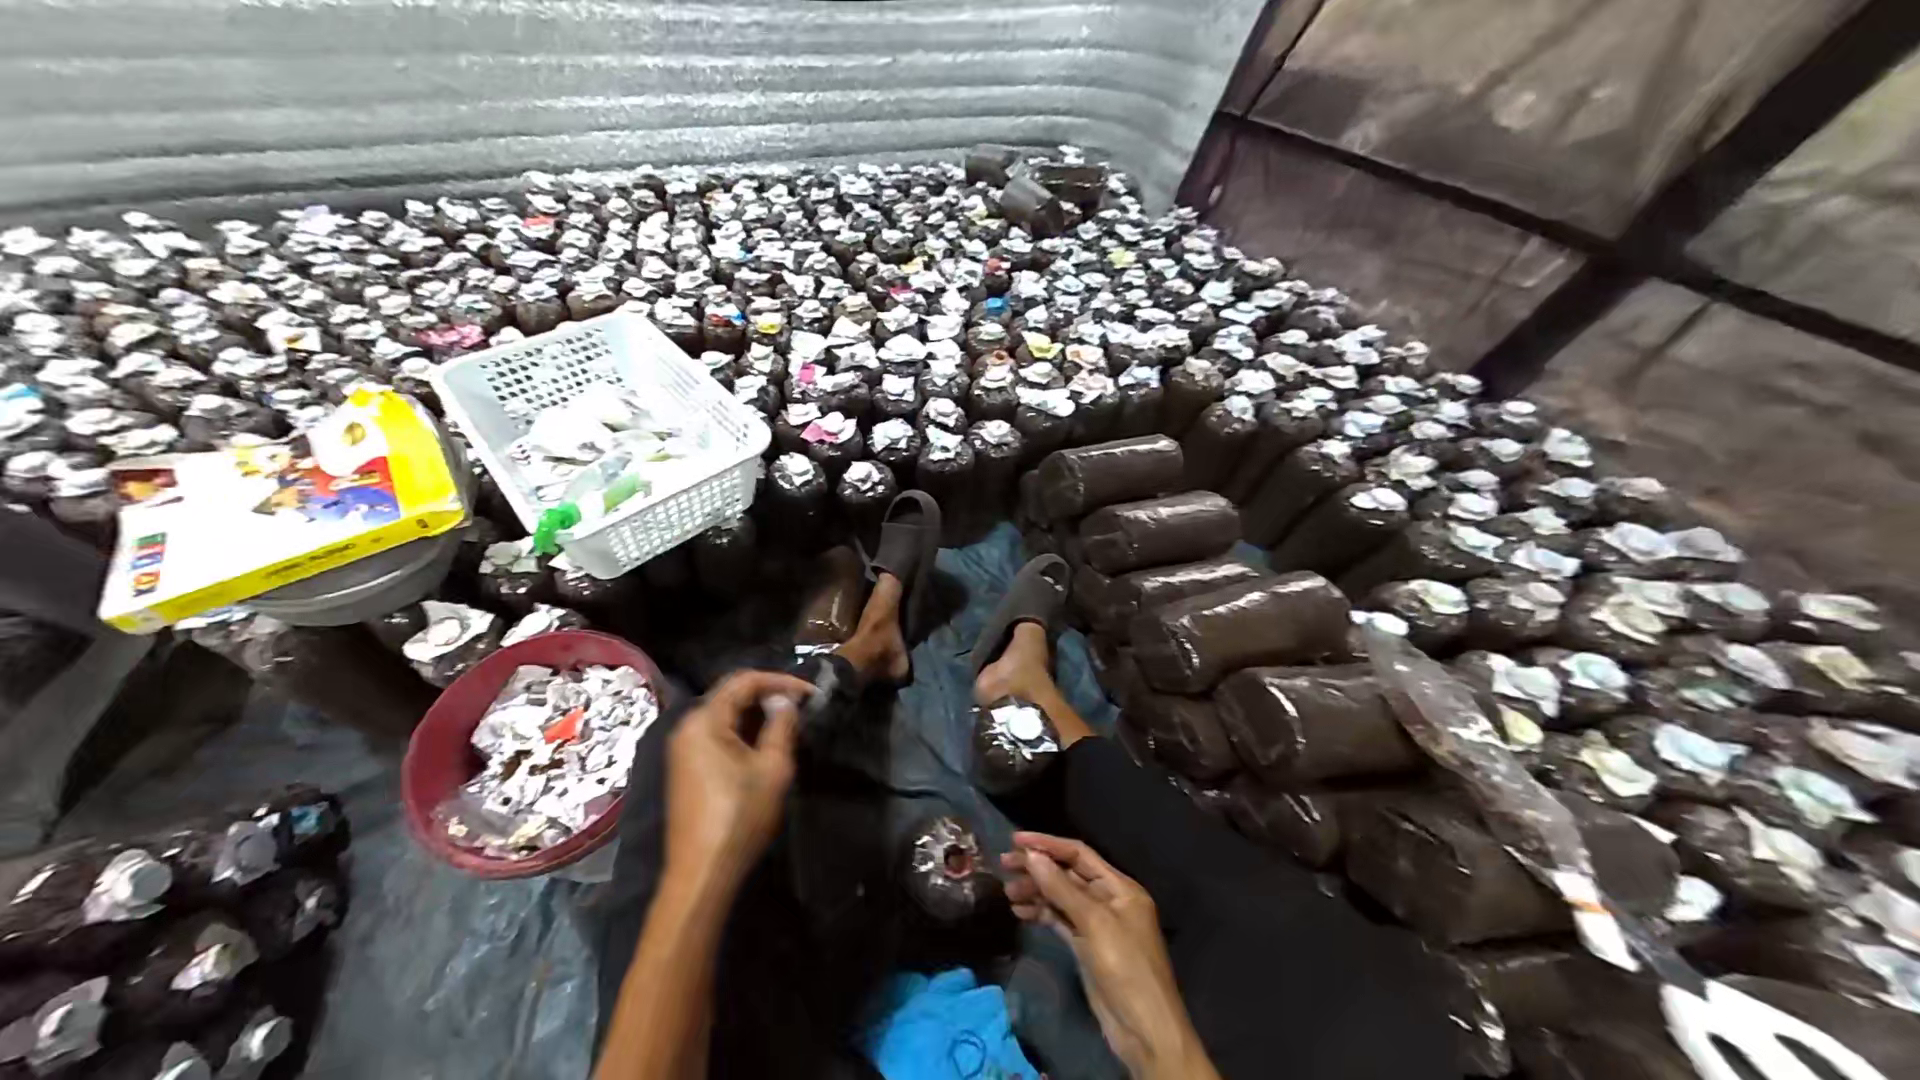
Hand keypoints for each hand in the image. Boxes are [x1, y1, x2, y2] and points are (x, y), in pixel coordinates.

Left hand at [664, 670, 814, 895]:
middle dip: (769, 694)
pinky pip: (716, 734)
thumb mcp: (772, 767)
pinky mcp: (686, 767)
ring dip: (757, 713)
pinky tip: (765, 743)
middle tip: (803, 705)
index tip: (812, 693)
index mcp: (704, 720)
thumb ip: (781, 725)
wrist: (702, 872)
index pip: (744, 681)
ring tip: (789, 722)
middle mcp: (687, 727)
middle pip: (730, 694)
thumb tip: (785, 700)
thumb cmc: (740, 816)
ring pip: (724, 715)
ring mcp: (683, 748)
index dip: (781, 681)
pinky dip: (742, 731)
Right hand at [1002, 833, 1219, 1079]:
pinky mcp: (1086, 946)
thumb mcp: (1094, 923)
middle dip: (1037, 868)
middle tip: (1004, 864)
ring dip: (1035, 891)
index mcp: (1119, 887)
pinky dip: (1041, 913)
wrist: (1144, 1030)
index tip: (1016, 840)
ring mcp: (1096, 924)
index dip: (1047, 844)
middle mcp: (1108, 900)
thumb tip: (1032, 856)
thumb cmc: (1126, 967)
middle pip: (1067, 874)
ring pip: (1060, 897)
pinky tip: (1020, 912)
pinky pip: (1059, 920)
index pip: (1079, 854)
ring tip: (1008, 892)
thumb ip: (1061, 887)